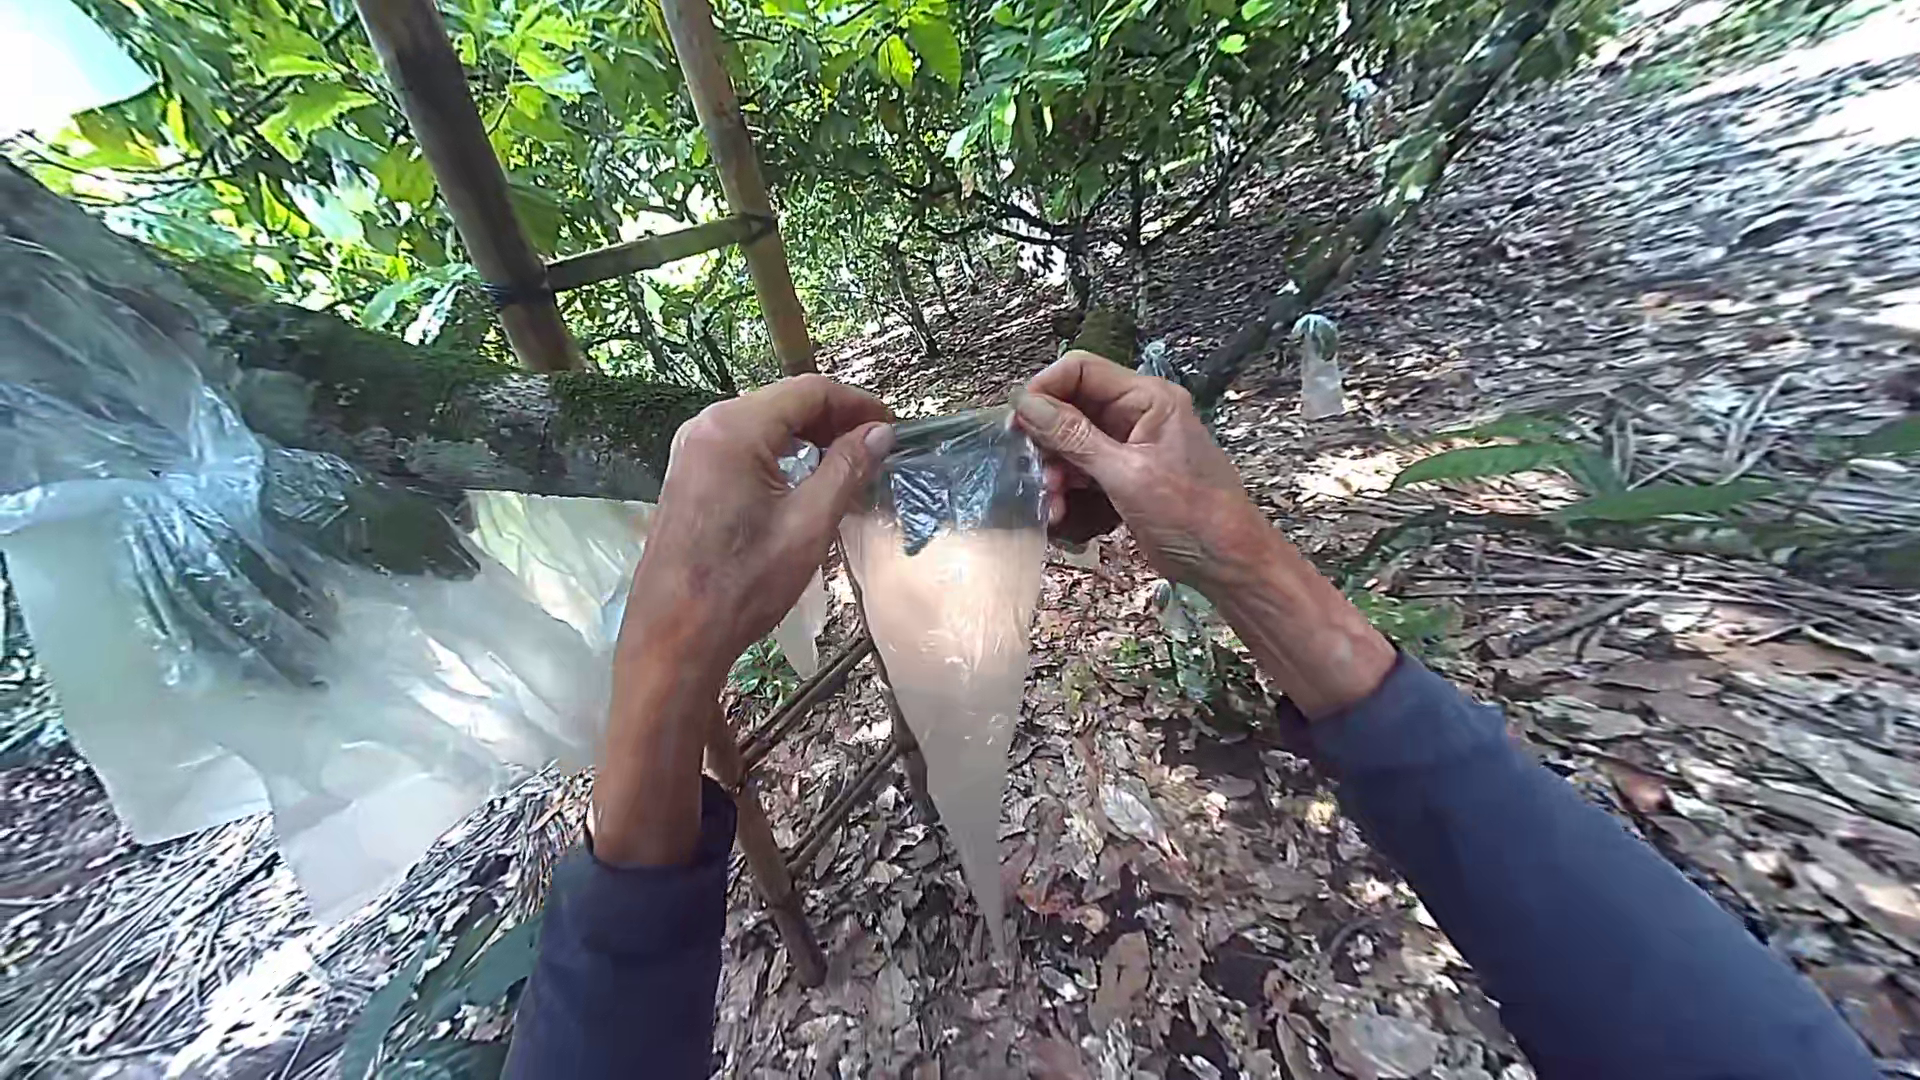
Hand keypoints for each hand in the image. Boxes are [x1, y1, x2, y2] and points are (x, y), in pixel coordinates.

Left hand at [595, 374, 890, 866]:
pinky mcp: (689, 475)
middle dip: (836, 419)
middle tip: (876, 448)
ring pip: (766, 423)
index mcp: (734, 428)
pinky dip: (784, 453)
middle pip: (785, 402)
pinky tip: (806, 477)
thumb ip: (847, 469)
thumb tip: (881, 432)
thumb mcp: (809, 524)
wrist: (675, 637)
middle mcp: (707, 426)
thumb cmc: (745, 584)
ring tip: (850, 463)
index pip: (810, 391)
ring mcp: (692, 450)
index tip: (892, 428)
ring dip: (812, 436)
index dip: (858, 404)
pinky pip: (746, 446)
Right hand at [1015, 350, 1393, 716]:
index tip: (1018, 424)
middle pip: (1070, 409)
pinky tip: (1061, 514)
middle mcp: (1134, 414)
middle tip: (1038, 477)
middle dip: (1047, 443)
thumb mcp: (1126, 473)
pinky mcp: (1122, 475)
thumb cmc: (1189, 514)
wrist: (1226, 562)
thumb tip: (1026, 404)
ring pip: (1071, 444)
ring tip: (1052, 505)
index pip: (1080, 371)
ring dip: (1055, 473)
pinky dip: (1068, 490)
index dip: (1043, 391)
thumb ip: (1074, 437)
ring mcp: (1127, 446)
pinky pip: (1082, 471)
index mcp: (1146, 398)